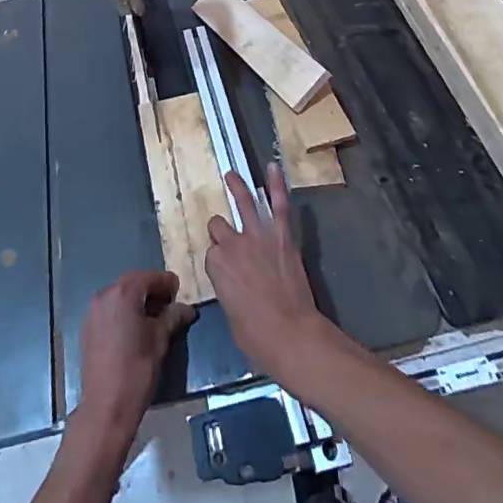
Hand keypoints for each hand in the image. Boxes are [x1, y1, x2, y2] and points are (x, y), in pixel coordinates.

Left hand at [74, 269, 196, 439]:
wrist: (106, 406)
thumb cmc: (137, 369)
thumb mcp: (160, 340)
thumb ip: (172, 317)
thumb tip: (186, 309)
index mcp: (123, 294)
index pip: (149, 277)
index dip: (166, 283)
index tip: (179, 291)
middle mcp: (104, 296)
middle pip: (132, 283)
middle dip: (151, 290)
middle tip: (169, 303)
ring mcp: (93, 312)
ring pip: (119, 296)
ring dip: (137, 300)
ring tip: (154, 317)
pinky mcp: (87, 327)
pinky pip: (109, 310)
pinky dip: (123, 311)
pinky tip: (135, 328)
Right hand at [204, 164, 330, 377]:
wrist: (290, 333)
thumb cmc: (256, 336)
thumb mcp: (231, 313)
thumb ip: (230, 290)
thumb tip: (239, 288)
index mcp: (215, 266)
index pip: (212, 253)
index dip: (219, 261)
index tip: (227, 272)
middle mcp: (232, 244)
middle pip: (219, 226)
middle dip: (222, 232)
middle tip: (229, 239)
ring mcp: (257, 236)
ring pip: (244, 203)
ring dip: (237, 187)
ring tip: (232, 175)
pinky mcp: (282, 235)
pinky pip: (278, 204)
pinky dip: (277, 185)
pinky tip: (273, 167)